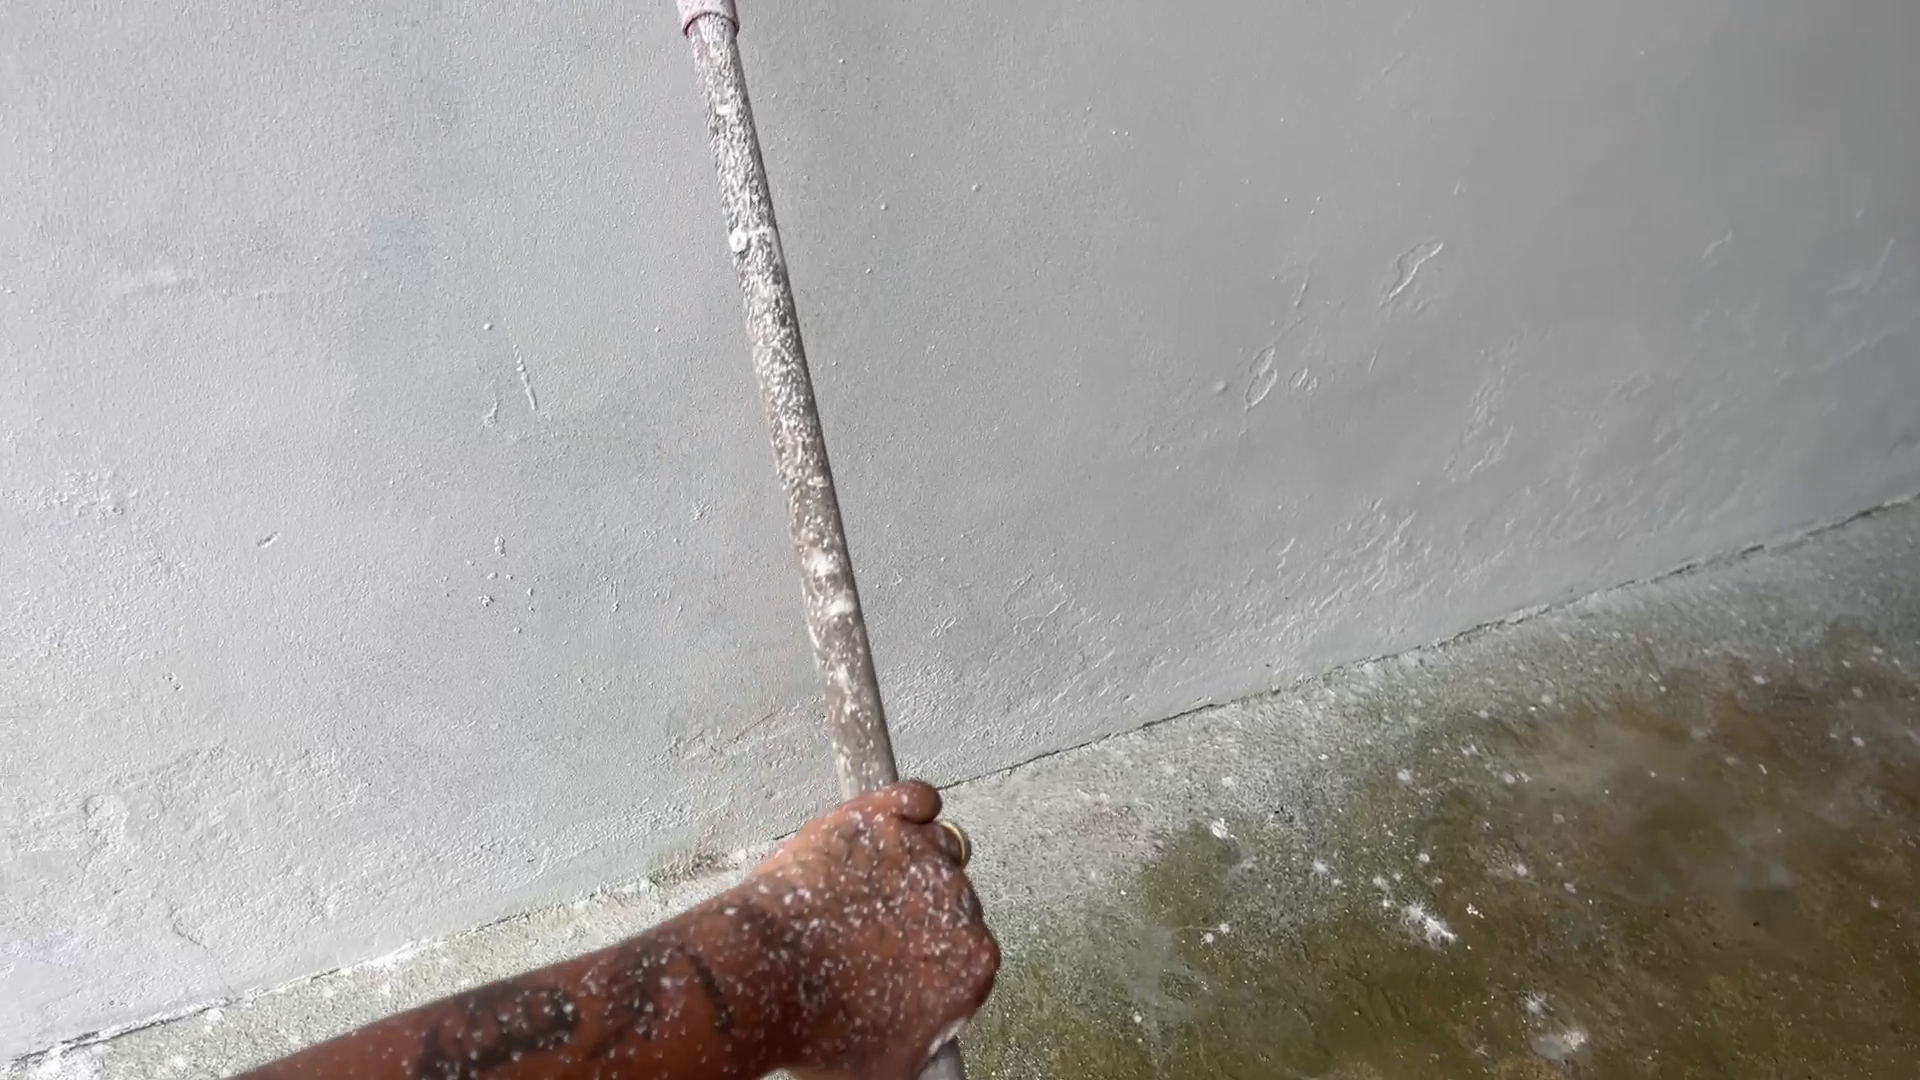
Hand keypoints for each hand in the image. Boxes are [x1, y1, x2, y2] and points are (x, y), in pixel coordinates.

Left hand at [753, 781, 997, 1079]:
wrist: (765, 975)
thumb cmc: (820, 1023)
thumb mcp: (892, 1063)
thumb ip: (931, 1034)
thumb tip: (930, 1030)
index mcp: (971, 957)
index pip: (972, 945)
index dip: (938, 951)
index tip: (912, 953)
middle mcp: (958, 897)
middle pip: (954, 892)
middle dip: (924, 905)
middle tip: (879, 921)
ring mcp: (920, 851)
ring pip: (938, 843)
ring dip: (917, 856)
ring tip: (875, 876)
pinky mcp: (882, 817)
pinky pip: (917, 797)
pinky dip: (912, 805)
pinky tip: (895, 819)